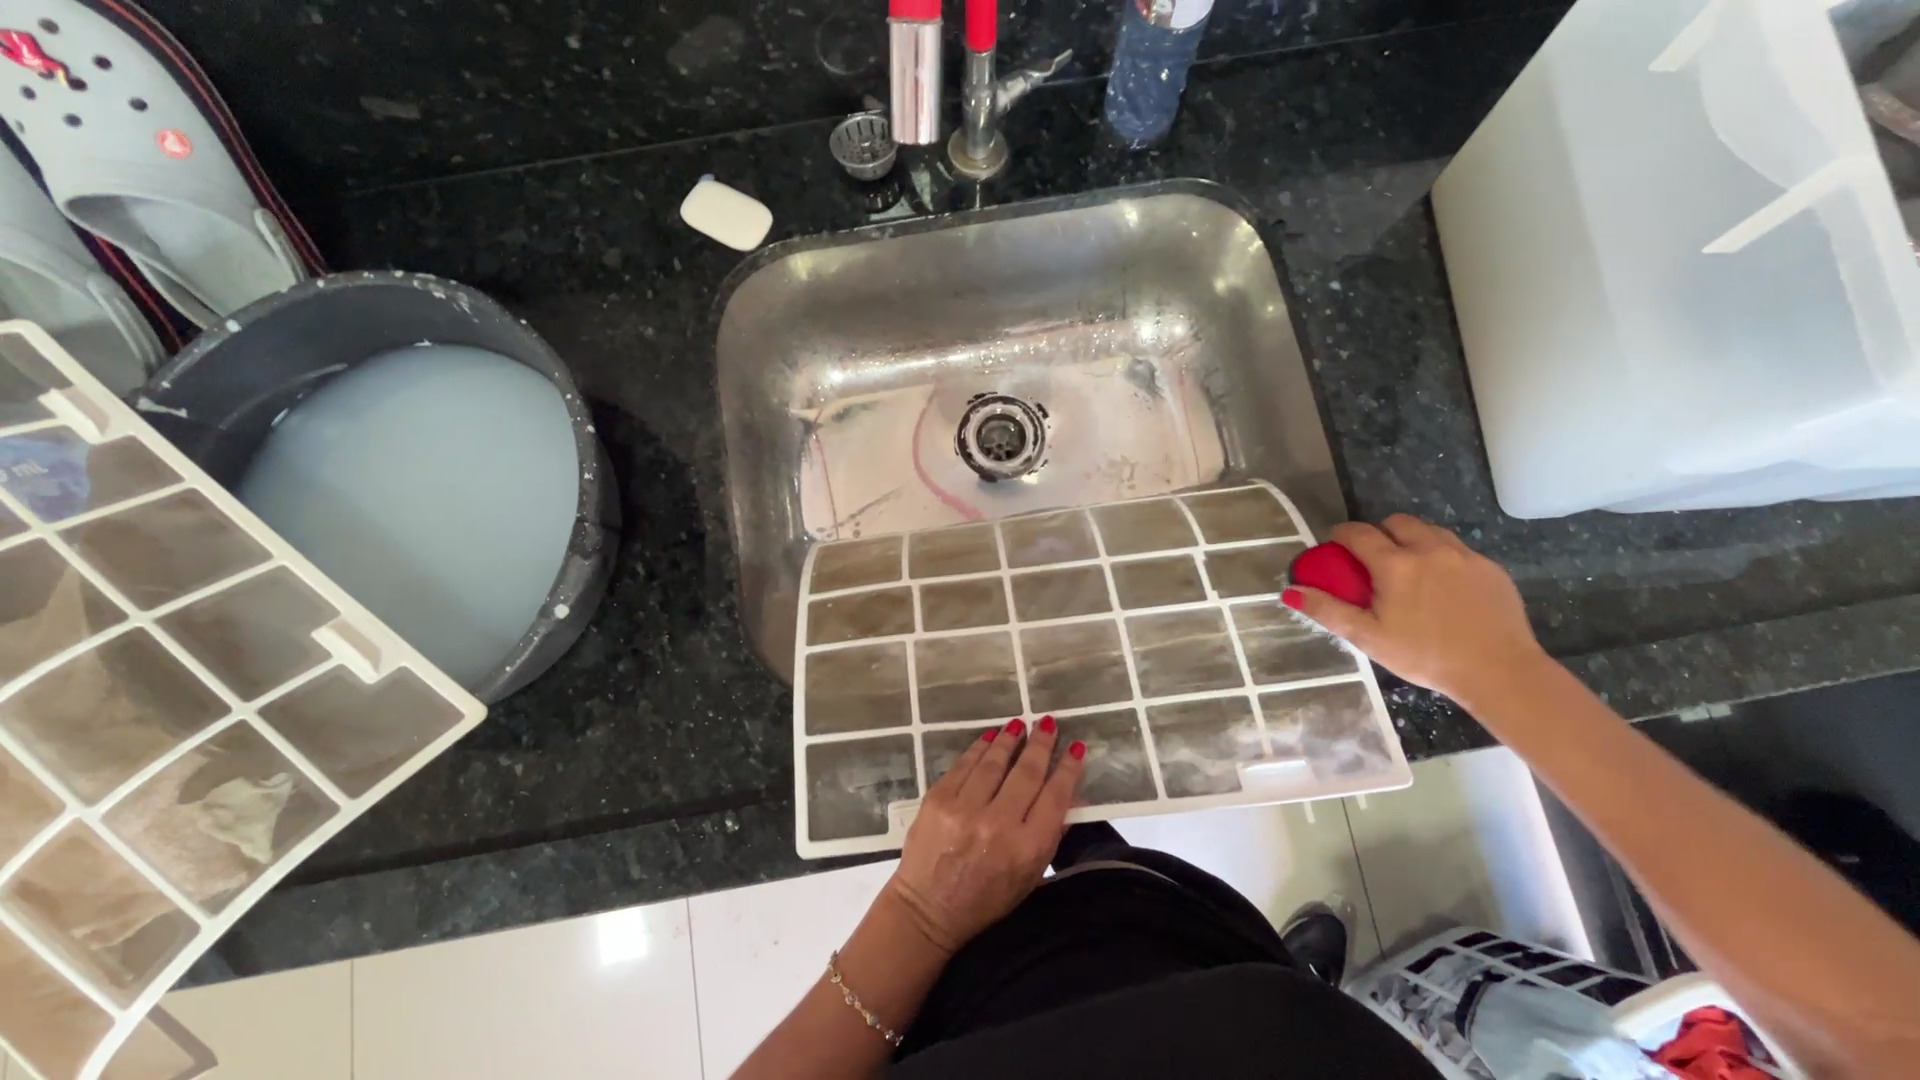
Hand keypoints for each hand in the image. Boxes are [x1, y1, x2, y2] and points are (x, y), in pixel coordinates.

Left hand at [883, 717, 1085, 954]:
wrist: (928, 909)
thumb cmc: (986, 899)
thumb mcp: (1030, 876)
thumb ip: (1051, 835)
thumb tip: (1073, 796)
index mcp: (1027, 848)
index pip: (1055, 797)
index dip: (1068, 769)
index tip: (1076, 748)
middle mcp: (999, 824)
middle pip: (1027, 773)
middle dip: (1041, 745)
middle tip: (1048, 723)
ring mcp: (965, 809)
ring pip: (995, 763)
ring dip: (1010, 740)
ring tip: (1020, 724)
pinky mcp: (938, 800)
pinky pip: (965, 765)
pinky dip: (980, 748)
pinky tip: (991, 738)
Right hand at [1282, 514, 1548, 705]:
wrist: (1499, 671)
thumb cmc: (1425, 656)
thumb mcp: (1368, 637)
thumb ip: (1328, 610)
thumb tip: (1290, 590)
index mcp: (1395, 564)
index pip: (1359, 533)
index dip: (1341, 534)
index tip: (1334, 544)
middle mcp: (1430, 549)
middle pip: (1398, 522)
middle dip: (1380, 532)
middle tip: (1373, 558)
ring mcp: (1465, 556)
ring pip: (1431, 531)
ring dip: (1413, 540)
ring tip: (1409, 568)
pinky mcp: (1491, 568)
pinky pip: (1459, 550)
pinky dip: (1443, 557)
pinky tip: (1443, 586)